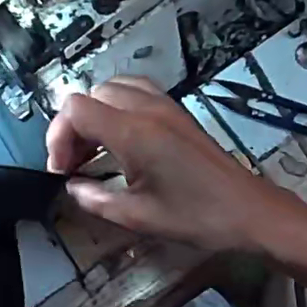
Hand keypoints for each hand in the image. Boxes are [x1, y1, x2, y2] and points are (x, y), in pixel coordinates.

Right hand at [46, 76, 306, 252]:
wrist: (249, 210)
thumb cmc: (196, 216)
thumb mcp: (137, 216)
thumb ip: (94, 199)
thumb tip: (72, 187)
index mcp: (133, 132)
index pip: (75, 109)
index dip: (57, 136)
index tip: (61, 169)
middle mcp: (146, 109)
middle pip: (89, 96)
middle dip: (72, 127)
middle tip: (75, 163)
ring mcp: (164, 105)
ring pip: (111, 89)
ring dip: (93, 115)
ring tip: (94, 149)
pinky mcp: (176, 111)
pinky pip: (134, 92)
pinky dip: (116, 108)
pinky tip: (119, 138)